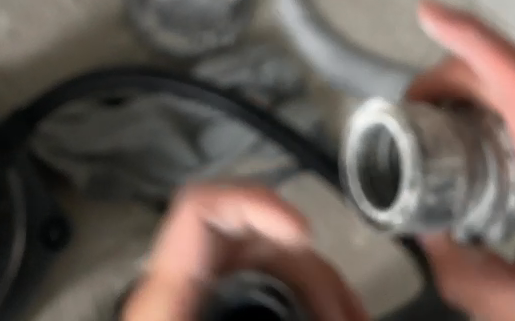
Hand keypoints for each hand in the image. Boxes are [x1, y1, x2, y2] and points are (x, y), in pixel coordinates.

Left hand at [124, 182, 370, 320]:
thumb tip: (330, 317)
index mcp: (165, 297)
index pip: (201, 210)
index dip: (254, 204)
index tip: (302, 236)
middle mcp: (181, 291)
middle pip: (252, 240)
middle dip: (309, 268)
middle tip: (348, 315)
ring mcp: (201, 307)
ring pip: (269, 270)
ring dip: (319, 293)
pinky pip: (269, 298)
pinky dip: (306, 309)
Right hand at [409, 1, 514, 320]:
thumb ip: (471, 280)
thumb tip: (426, 238)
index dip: (473, 39)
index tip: (431, 14)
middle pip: (503, 69)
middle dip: (445, 78)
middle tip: (416, 118)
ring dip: (472, 86)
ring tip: (448, 129)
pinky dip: (498, 93)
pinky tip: (490, 131)